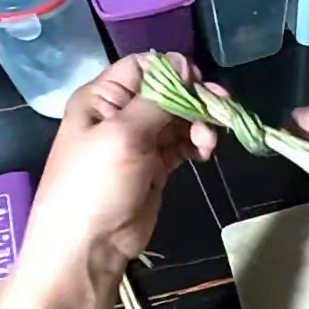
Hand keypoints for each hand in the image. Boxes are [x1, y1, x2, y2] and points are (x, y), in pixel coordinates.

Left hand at [19, 53, 218, 289]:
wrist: (88, 246)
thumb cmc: (96, 185)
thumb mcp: (123, 135)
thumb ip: (156, 99)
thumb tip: (182, 62)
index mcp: (102, 98)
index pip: (143, 67)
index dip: (173, 71)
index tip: (197, 85)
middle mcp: (120, 114)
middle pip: (167, 92)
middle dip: (194, 99)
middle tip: (220, 110)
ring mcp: (139, 142)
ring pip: (178, 119)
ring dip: (199, 124)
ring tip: (209, 143)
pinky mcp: (155, 167)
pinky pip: (182, 144)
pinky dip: (197, 144)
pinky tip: (206, 152)